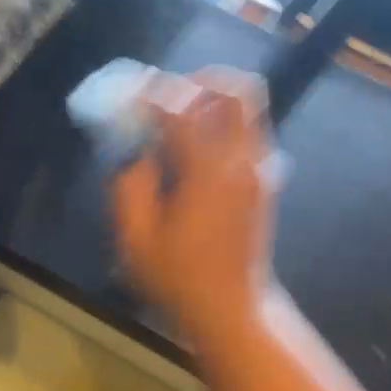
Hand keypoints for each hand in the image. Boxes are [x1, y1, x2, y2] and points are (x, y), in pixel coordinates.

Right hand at [109, 67, 279, 341]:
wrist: (231, 307)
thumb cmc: (178, 278)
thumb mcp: (135, 239)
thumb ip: (130, 188)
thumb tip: (135, 156)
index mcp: (209, 173)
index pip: (183, 109)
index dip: (152, 95)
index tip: (127, 96)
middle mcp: (242, 160)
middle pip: (236, 91)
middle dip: (197, 83)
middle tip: (164, 98)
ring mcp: (259, 169)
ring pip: (245, 108)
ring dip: (208, 102)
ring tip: (171, 122)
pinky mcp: (262, 180)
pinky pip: (244, 131)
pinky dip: (217, 125)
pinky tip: (187, 152)